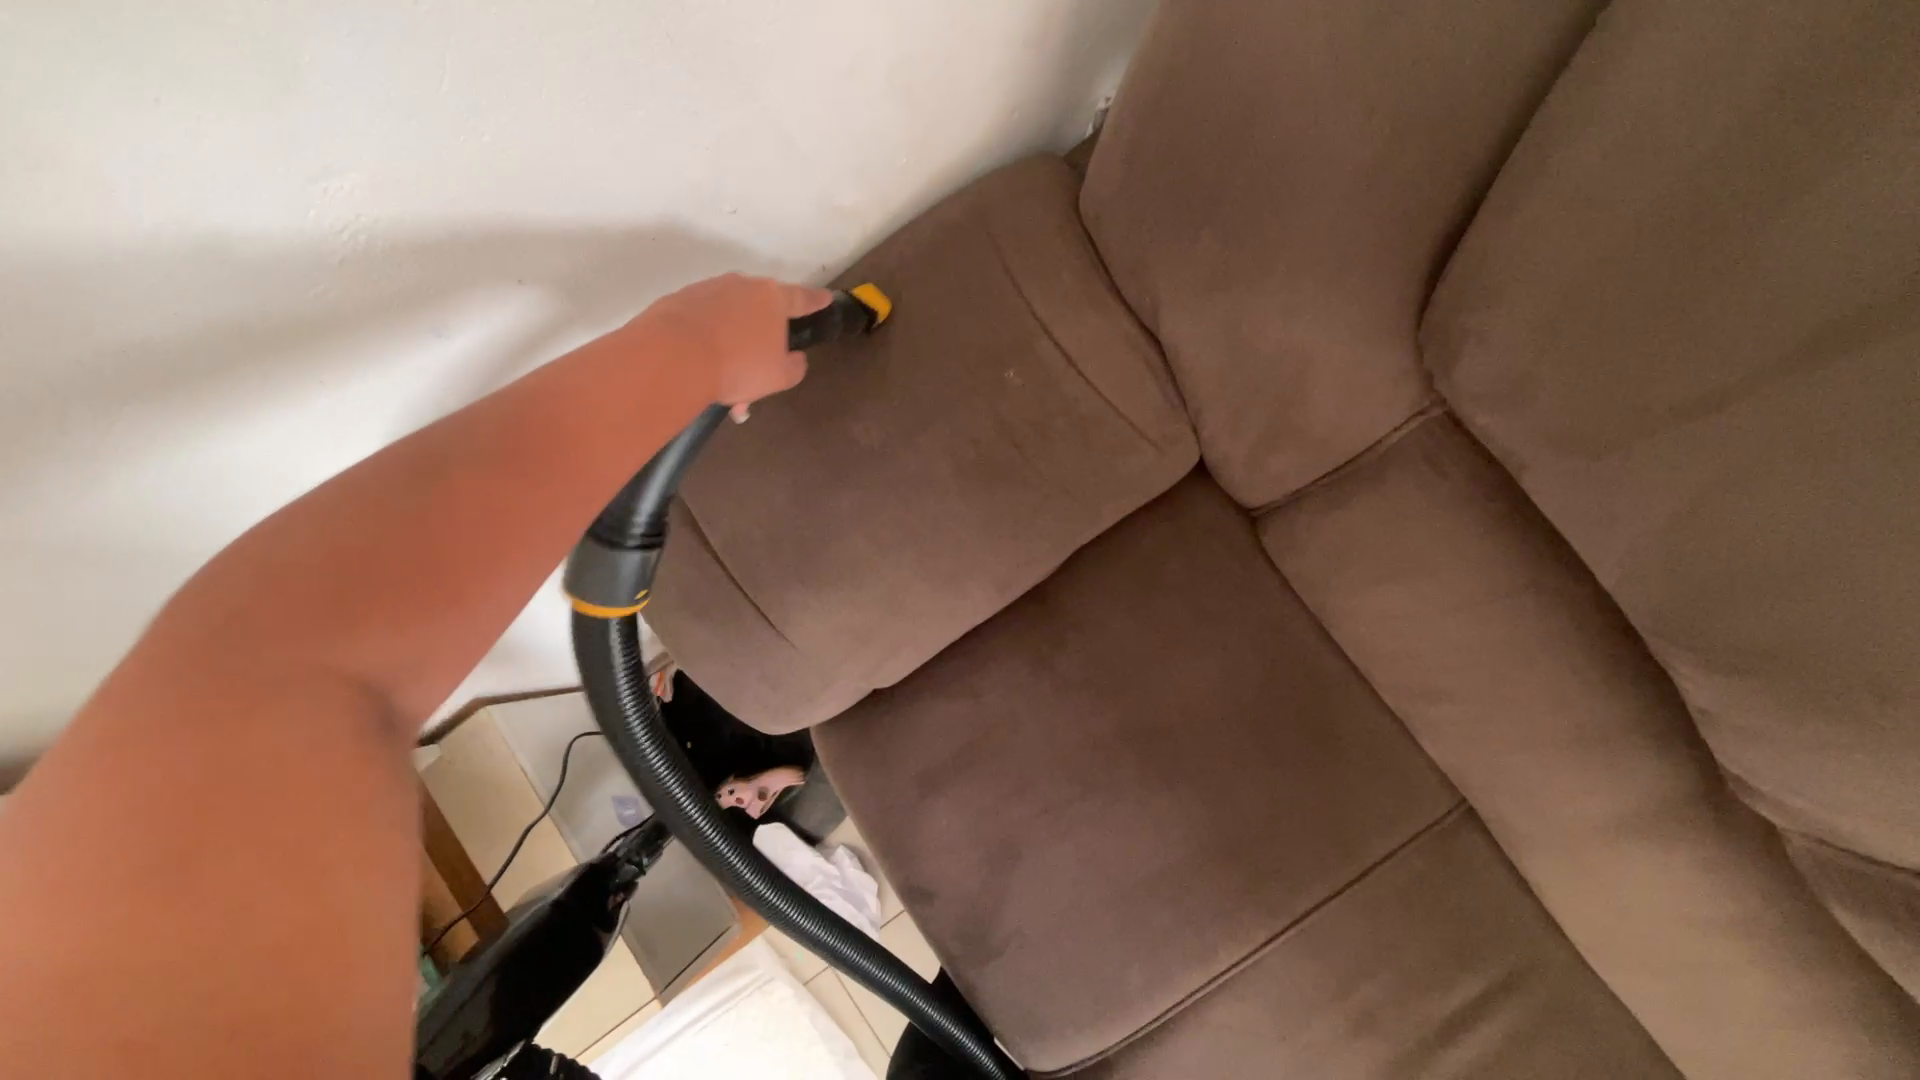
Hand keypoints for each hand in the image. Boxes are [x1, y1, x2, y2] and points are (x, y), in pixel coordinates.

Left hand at [627, 273, 832, 409]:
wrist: (674, 357)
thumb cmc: (739, 366)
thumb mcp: (780, 377)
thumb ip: (795, 366)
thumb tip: (794, 358)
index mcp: (772, 299)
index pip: (801, 299)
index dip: (816, 301)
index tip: (825, 298)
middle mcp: (741, 286)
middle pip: (759, 311)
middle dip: (761, 340)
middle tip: (758, 373)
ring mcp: (707, 290)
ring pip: (729, 321)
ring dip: (732, 349)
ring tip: (726, 386)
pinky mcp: (678, 301)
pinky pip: (702, 324)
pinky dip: (707, 344)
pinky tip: (702, 372)